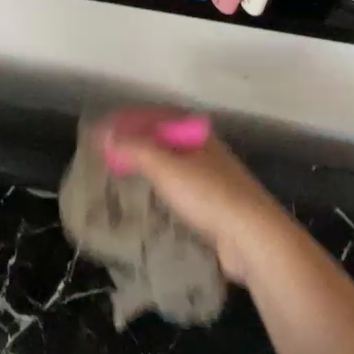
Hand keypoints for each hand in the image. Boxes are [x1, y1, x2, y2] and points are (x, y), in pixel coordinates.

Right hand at [101, 114, 299, 285]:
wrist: (252, 237)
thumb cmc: (207, 194)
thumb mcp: (165, 166)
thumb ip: (134, 148)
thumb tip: (105, 134)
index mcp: (195, 133)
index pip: (154, 116)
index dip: (127, 121)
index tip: (101, 132)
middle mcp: (204, 151)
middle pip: (163, 141)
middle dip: (135, 146)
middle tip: (106, 158)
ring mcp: (211, 181)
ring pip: (172, 169)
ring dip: (147, 172)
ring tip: (120, 183)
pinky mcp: (213, 209)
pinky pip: (179, 195)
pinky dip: (160, 196)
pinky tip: (147, 208)